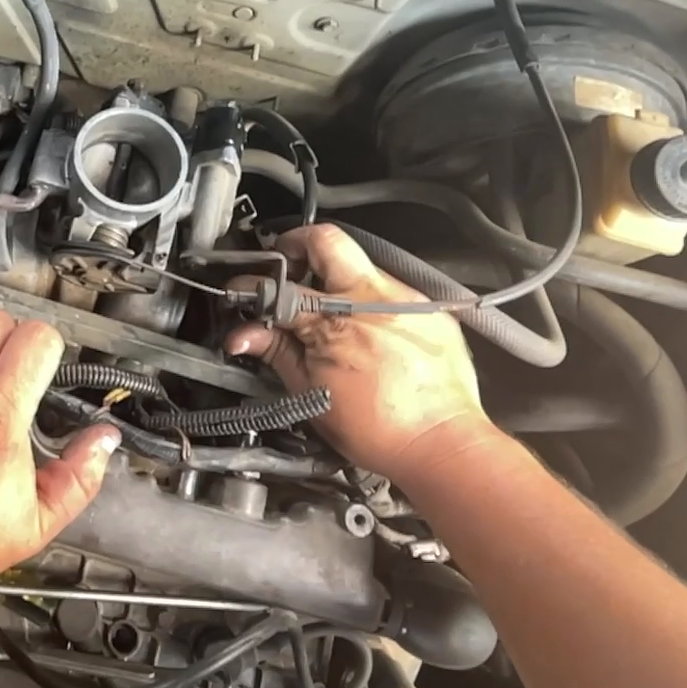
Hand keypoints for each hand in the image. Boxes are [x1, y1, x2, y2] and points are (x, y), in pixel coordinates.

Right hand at [224, 225, 493, 480]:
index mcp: (333, 321)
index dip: (251, 288)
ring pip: (361, 263)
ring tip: (327, 309)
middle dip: (298, 245)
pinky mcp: (430, 311)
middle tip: (286, 265)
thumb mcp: (310, 393)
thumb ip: (276, 352)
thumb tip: (243, 334)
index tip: (243, 292)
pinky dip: (370, 302)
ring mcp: (405, 301)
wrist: (442, 447)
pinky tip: (365, 329)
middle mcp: (372, 299)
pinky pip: (392, 290)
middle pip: (326, 240)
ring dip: (337, 279)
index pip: (276, 288)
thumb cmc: (381, 431)